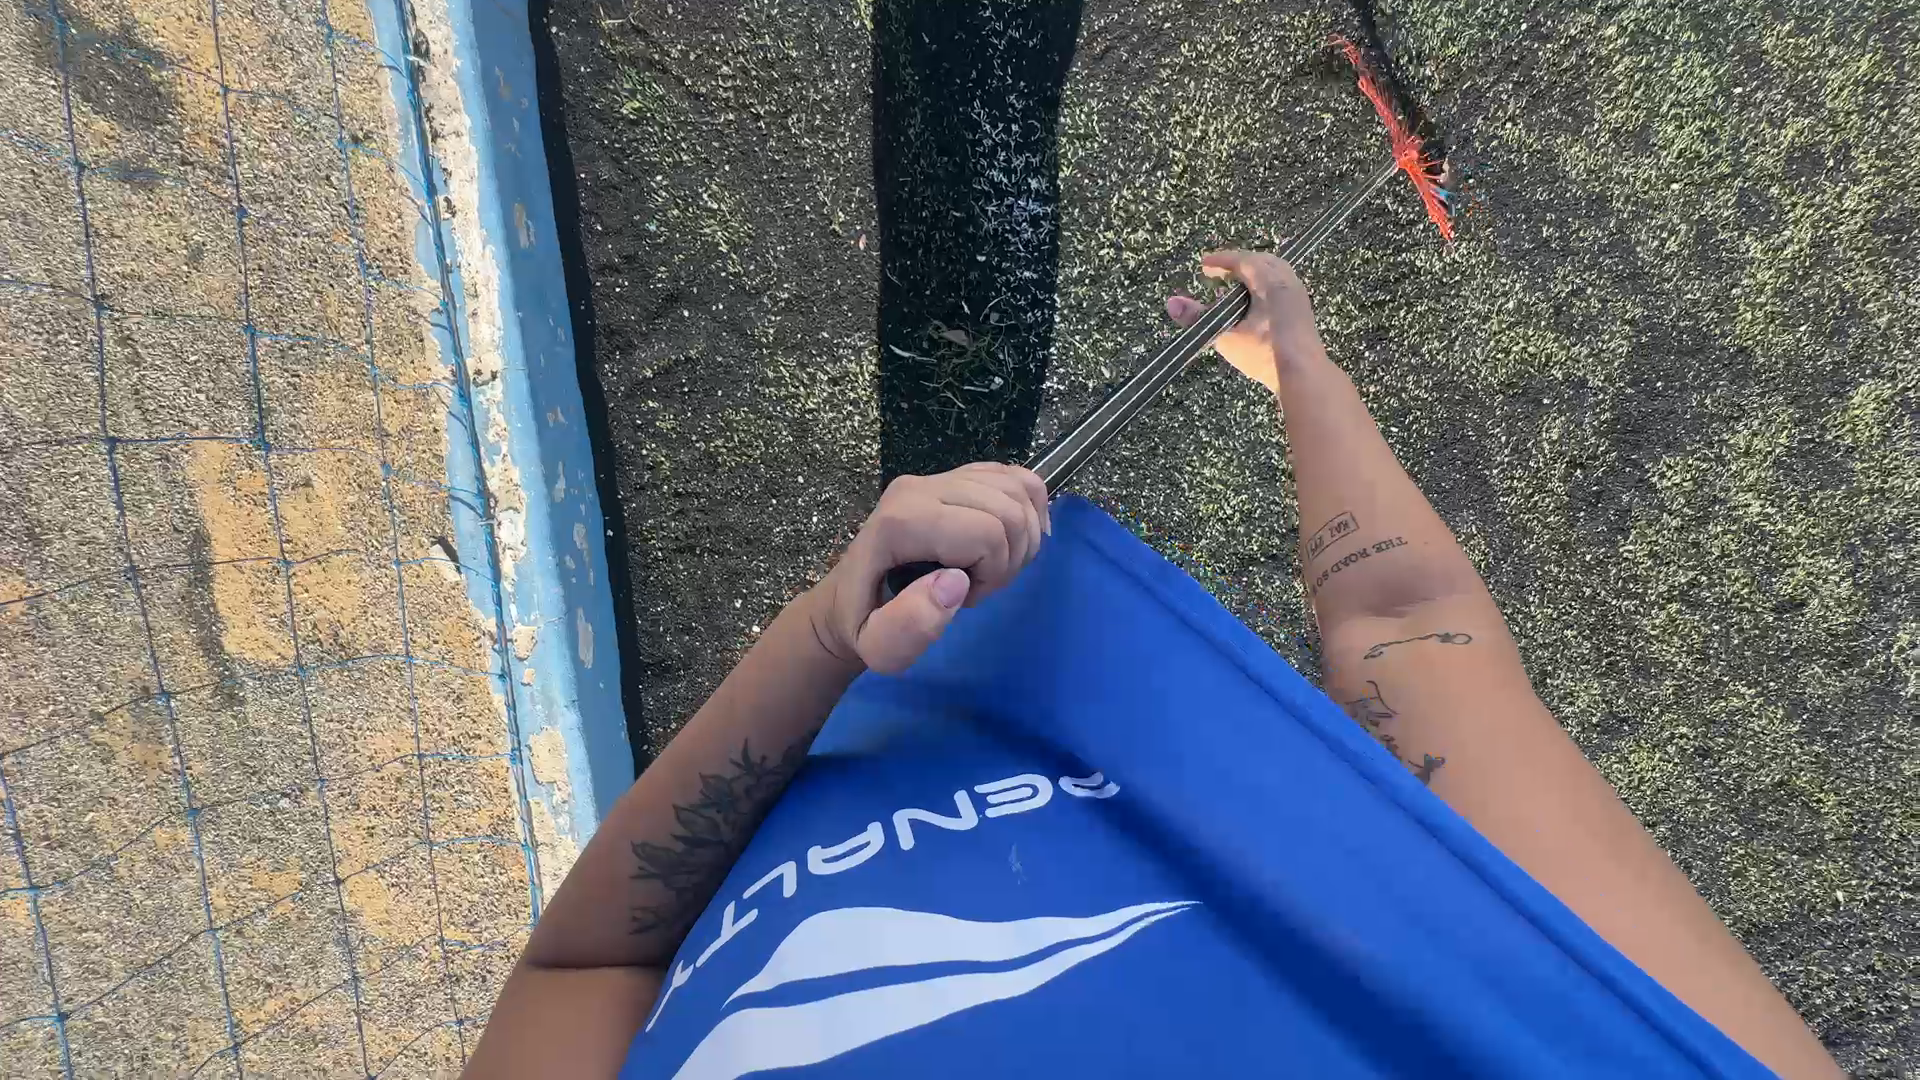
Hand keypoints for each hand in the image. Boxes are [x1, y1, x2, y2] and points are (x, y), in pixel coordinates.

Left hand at [810, 462, 1049, 673]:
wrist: (849, 598)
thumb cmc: (865, 626)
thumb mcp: (878, 648)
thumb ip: (909, 626)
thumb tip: (954, 581)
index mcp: (900, 523)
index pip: (987, 532)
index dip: (993, 573)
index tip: (964, 599)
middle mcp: (919, 488)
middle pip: (1008, 508)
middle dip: (1010, 558)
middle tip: (978, 585)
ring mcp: (937, 477)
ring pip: (1017, 488)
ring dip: (1021, 536)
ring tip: (990, 565)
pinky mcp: (953, 476)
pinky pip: (1012, 476)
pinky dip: (1029, 508)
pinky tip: (1014, 539)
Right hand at [1164, 249, 1324, 394]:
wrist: (1302, 374)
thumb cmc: (1263, 353)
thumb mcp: (1225, 335)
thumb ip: (1197, 317)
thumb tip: (1171, 302)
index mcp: (1271, 282)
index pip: (1243, 260)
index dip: (1221, 260)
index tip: (1203, 265)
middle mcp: (1287, 282)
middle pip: (1261, 262)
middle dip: (1238, 265)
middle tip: (1218, 274)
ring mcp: (1297, 296)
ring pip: (1274, 274)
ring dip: (1252, 276)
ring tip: (1233, 289)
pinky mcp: (1301, 312)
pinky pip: (1280, 287)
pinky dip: (1262, 287)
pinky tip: (1252, 306)